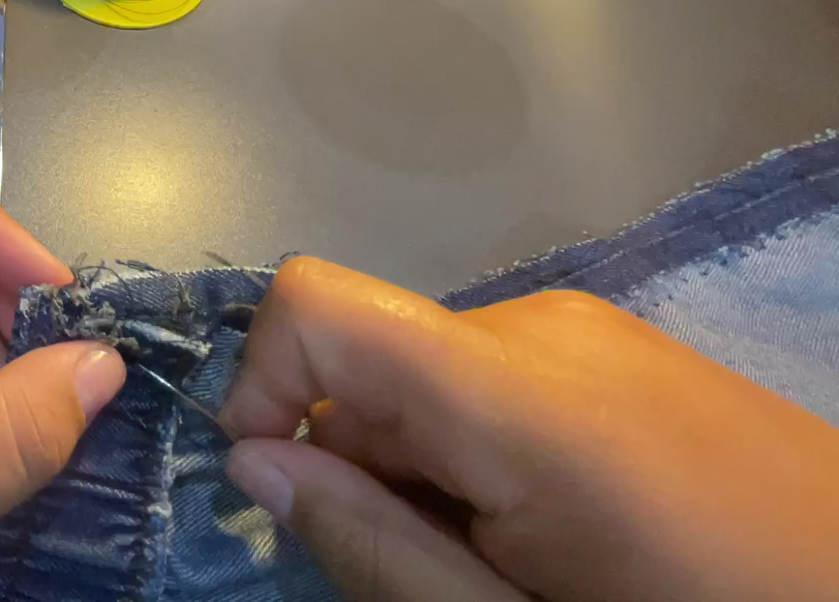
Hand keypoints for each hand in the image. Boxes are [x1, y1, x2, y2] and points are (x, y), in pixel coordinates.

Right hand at [219, 257, 838, 601]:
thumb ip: (378, 550)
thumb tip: (250, 462)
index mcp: (524, 392)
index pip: (316, 302)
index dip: (261, 374)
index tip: (272, 471)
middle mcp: (540, 325)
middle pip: (366, 354)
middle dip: (355, 453)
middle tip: (436, 566)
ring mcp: (589, 330)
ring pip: (419, 371)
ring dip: (414, 459)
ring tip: (509, 558)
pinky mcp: (619, 348)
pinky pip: (481, 376)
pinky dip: (470, 446)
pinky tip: (555, 526)